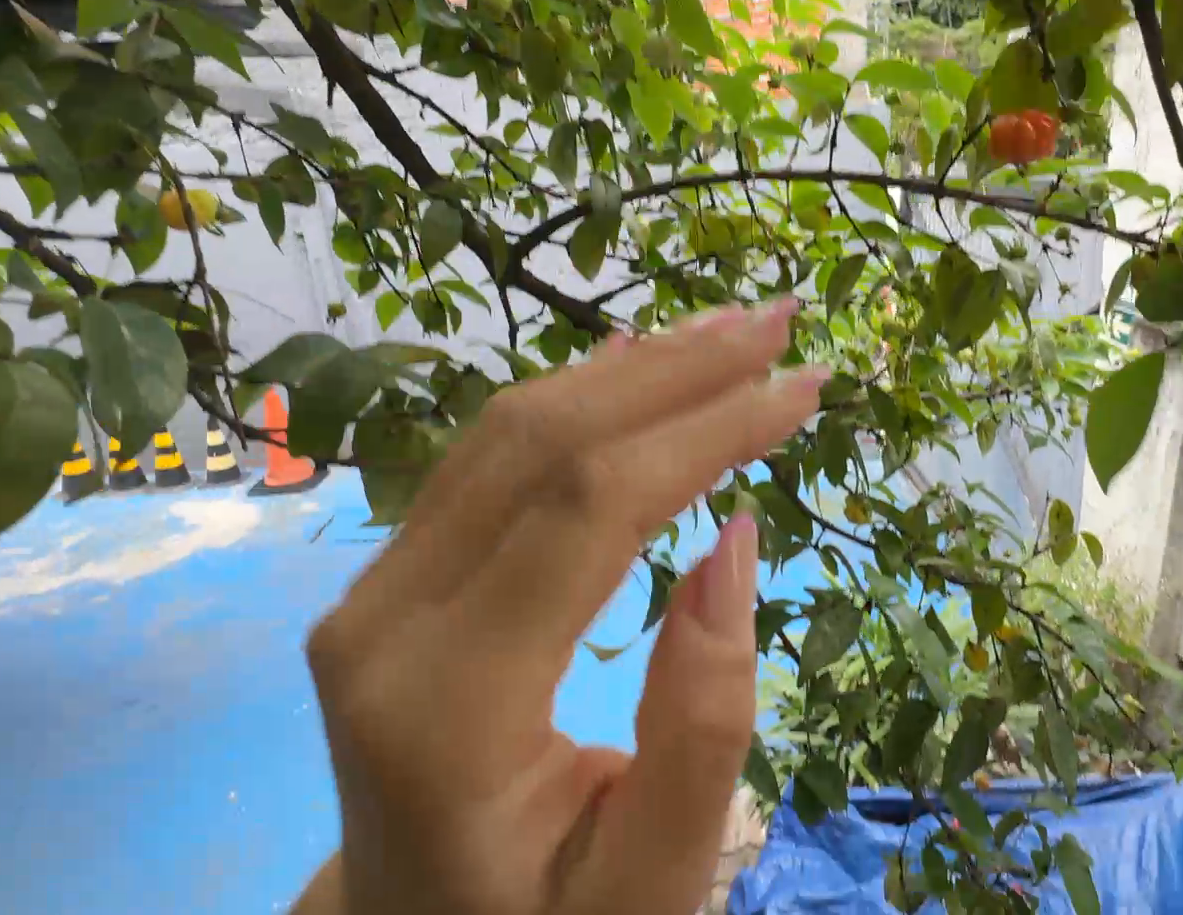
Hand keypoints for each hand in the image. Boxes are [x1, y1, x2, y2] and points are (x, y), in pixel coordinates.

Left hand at [293, 300, 823, 914]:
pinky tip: (634, 361)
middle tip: (781, 324)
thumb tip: (734, 542)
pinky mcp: (395, 574)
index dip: (709, 428)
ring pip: (514, 429)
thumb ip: (702, 725)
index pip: (595, 506)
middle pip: (547, 440)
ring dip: (634, 368)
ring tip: (730, 331)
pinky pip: (490, 455)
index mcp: (450, 703)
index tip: (804, 388)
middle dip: (681, 370)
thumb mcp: (649, 879)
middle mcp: (387, 620)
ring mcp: (377, 588)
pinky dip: (577, 397)